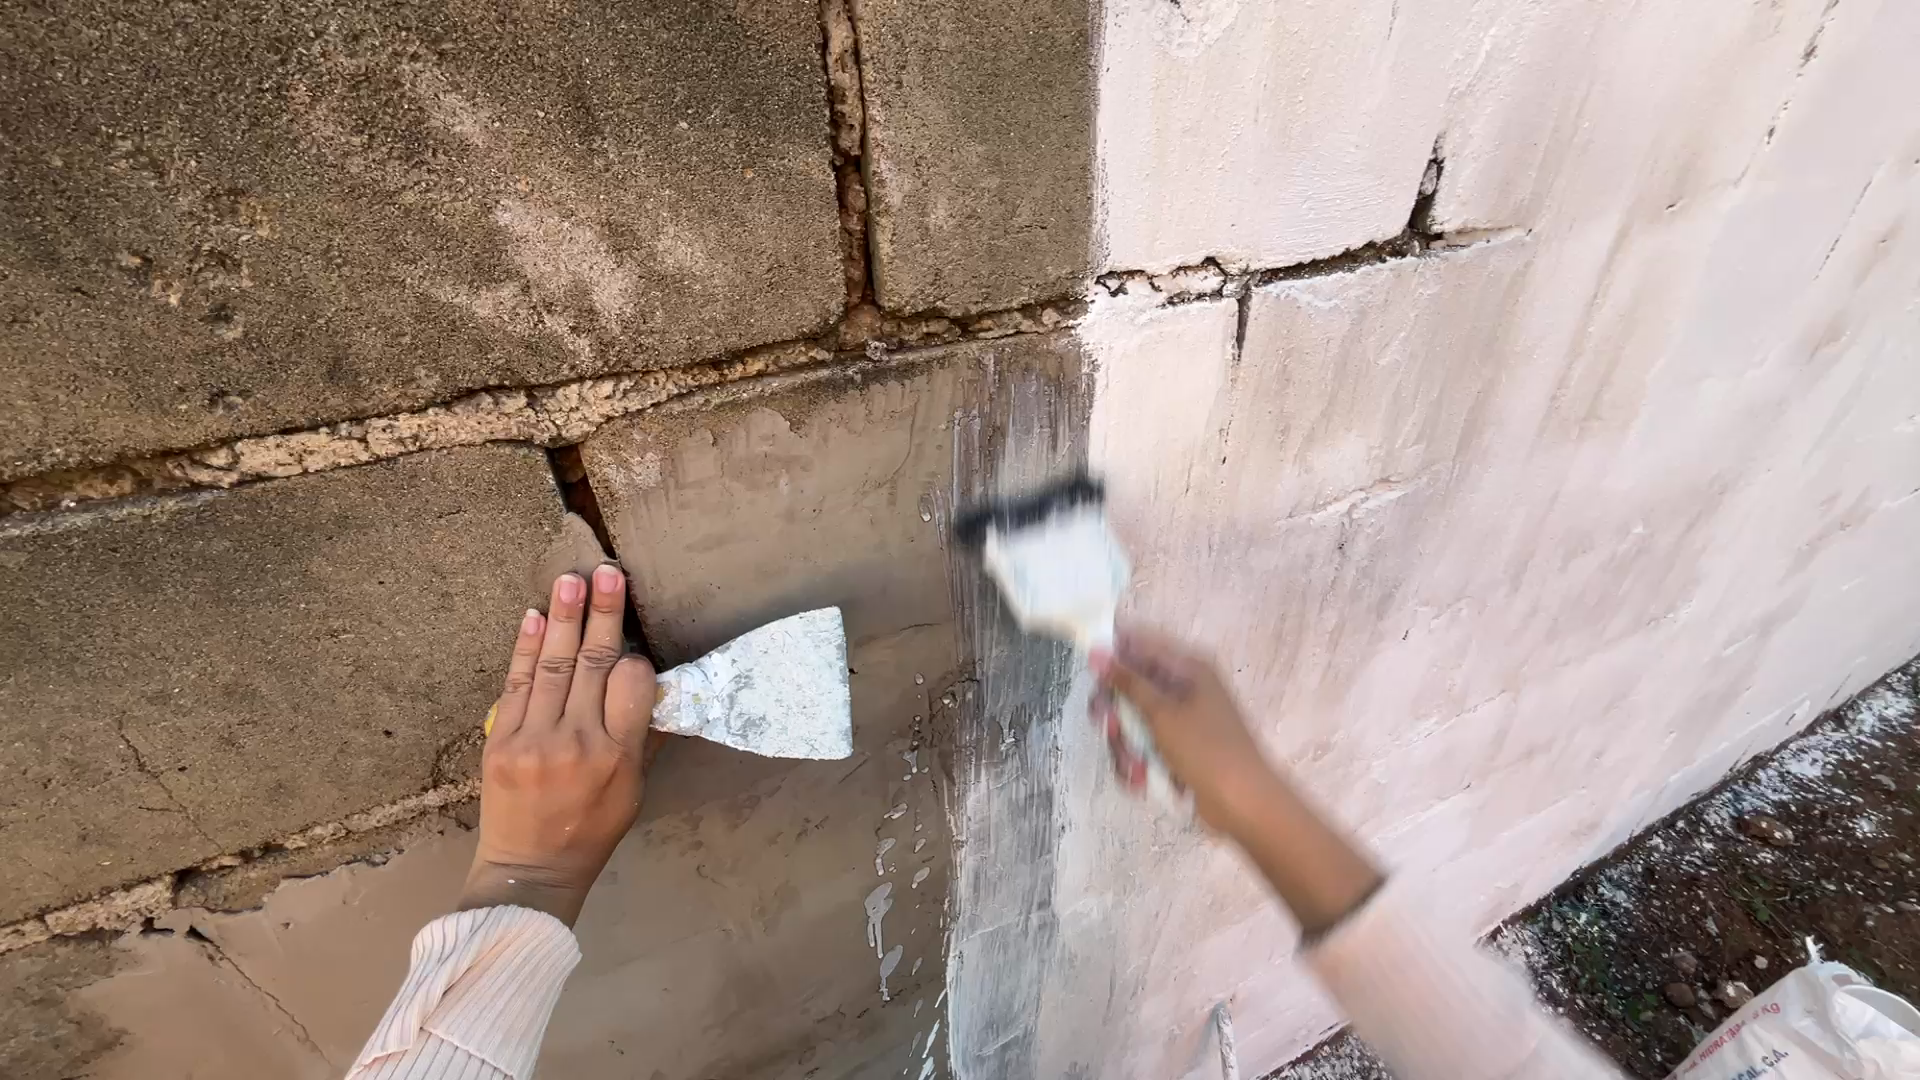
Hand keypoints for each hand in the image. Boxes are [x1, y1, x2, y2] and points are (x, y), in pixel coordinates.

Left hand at [458, 564, 656, 926]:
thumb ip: (642, 733)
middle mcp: (577, 740)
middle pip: (593, 664)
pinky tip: (536, 616)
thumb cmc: (594, 827)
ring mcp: (533, 738)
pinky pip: (517, 684)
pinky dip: (527, 647)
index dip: (634, 657)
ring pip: (555, 666)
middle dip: (602, 613)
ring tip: (572, 580)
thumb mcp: (635, 786)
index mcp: (618, 754)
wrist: (529, 870)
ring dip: (565, 618)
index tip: (634, 646)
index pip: (631, 683)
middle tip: (607, 572)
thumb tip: (649, 684)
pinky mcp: (499, 740)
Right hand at [1091, 624, 1383, 934]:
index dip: (1111, 651)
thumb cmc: (1207, 750)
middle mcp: (1180, 688)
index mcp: (1186, 667)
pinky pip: (1140, 747)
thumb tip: (1097, 650)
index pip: (1139, 642)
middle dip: (1114, 710)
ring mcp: (1176, 721)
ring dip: (1125, 745)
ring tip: (1135, 766)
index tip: (1088, 668)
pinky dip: (1137, 764)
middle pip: (1127, 685)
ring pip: (1129, 720)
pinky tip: (1143, 780)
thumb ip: (1126, 682)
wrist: (1245, 807)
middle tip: (1108, 726)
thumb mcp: (1162, 713)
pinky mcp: (1172, 750)